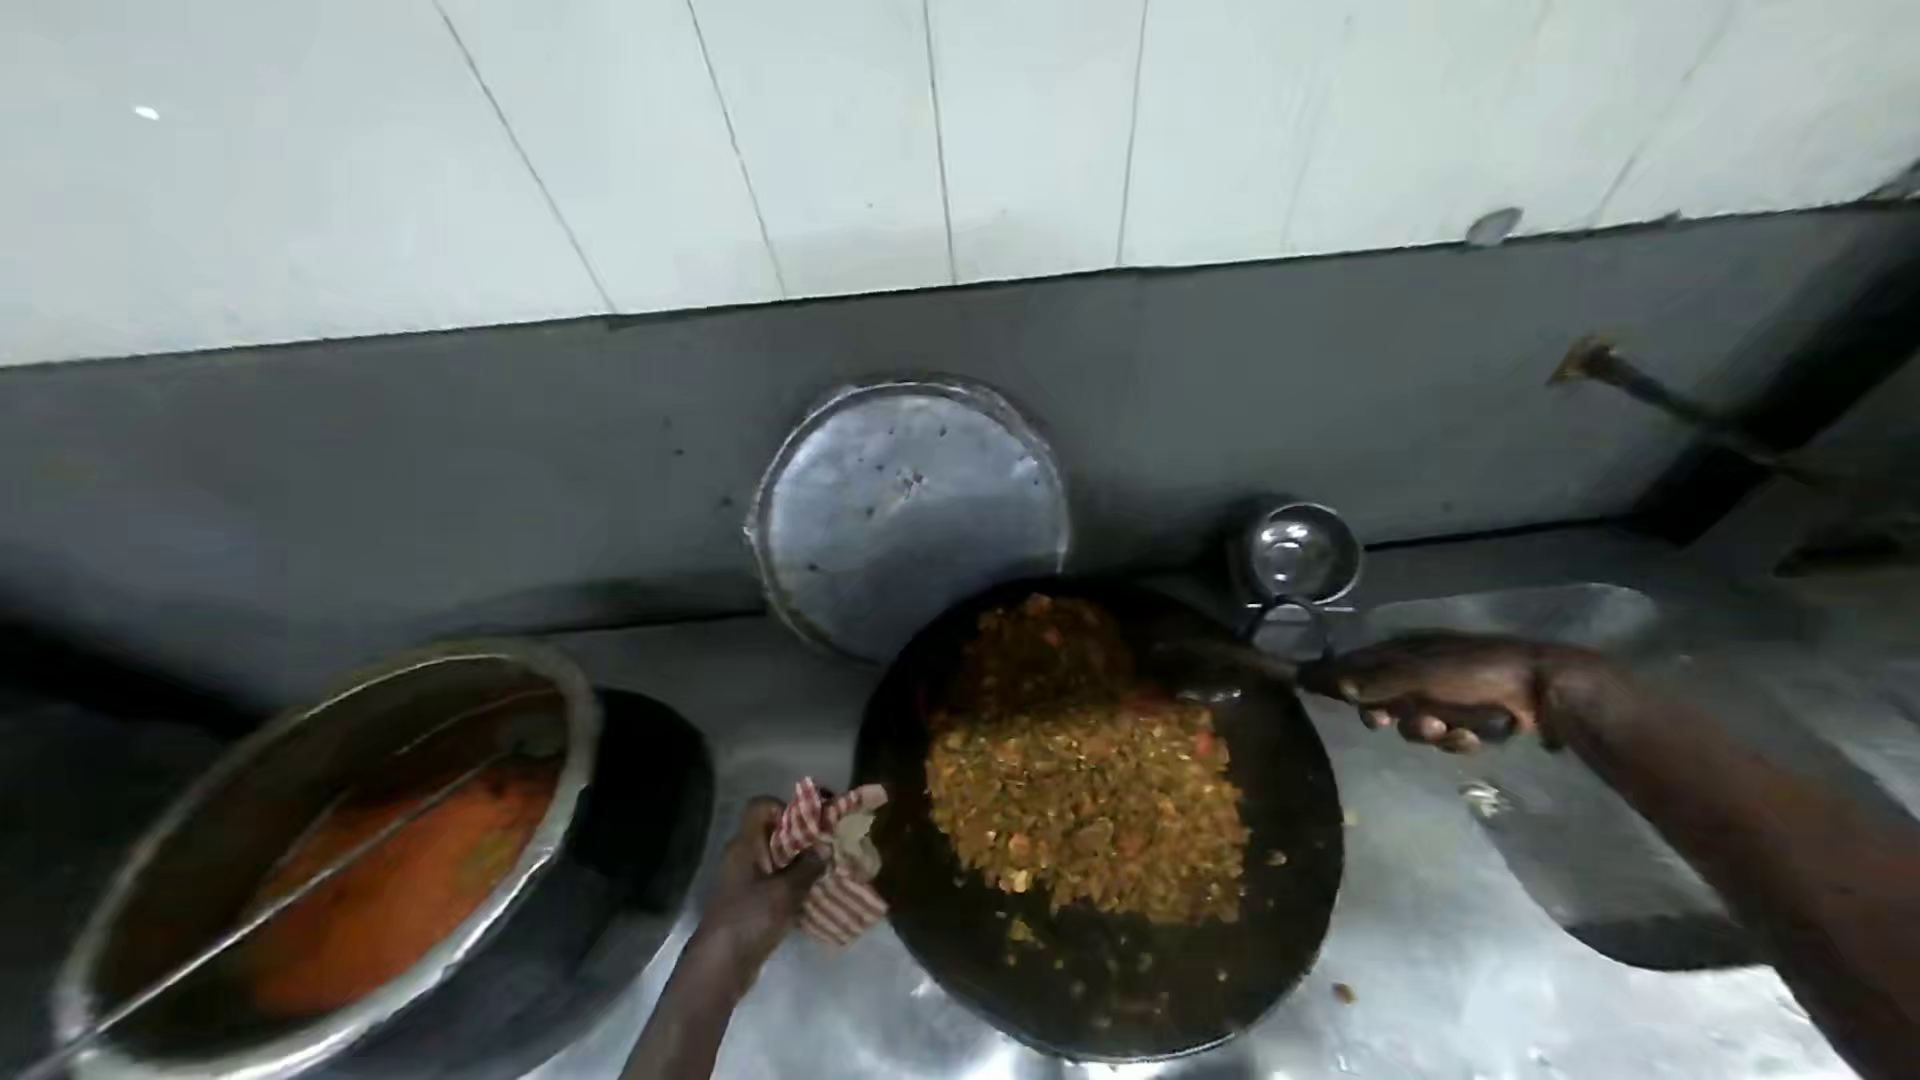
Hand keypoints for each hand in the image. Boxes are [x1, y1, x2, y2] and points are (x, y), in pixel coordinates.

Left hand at [681, 797, 824, 997]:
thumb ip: (808, 867)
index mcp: (745, 845)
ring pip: (776, 859)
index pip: (760, 807)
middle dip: (800, 837)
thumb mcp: (785, 891)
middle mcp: (742, 857)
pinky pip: (775, 882)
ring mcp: (745, 881)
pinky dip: (793, 884)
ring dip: (799, 862)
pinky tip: (813, 894)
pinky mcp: (750, 904)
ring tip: (826, 869)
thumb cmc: (750, 919)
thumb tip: (825, 847)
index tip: (808, 823)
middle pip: (772, 833)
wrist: (719, 970)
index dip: (783, 807)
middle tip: (827, 844)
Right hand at [1327, 631, 1603, 752]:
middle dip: (1385, 713)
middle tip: (1383, 722)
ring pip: (1414, 721)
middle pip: (1381, 698)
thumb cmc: (1477, 671)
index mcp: (1404, 652)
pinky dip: (1457, 738)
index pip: (1356, 664)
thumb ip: (1381, 681)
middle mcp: (1419, 673)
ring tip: (1447, 730)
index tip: (1310, 687)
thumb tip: (1339, 687)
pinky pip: (1447, 735)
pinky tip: (1474, 736)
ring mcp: (1445, 696)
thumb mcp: (1424, 672)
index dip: (1335, 677)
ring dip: (1425, 729)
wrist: (1548, 688)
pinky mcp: (1470, 719)